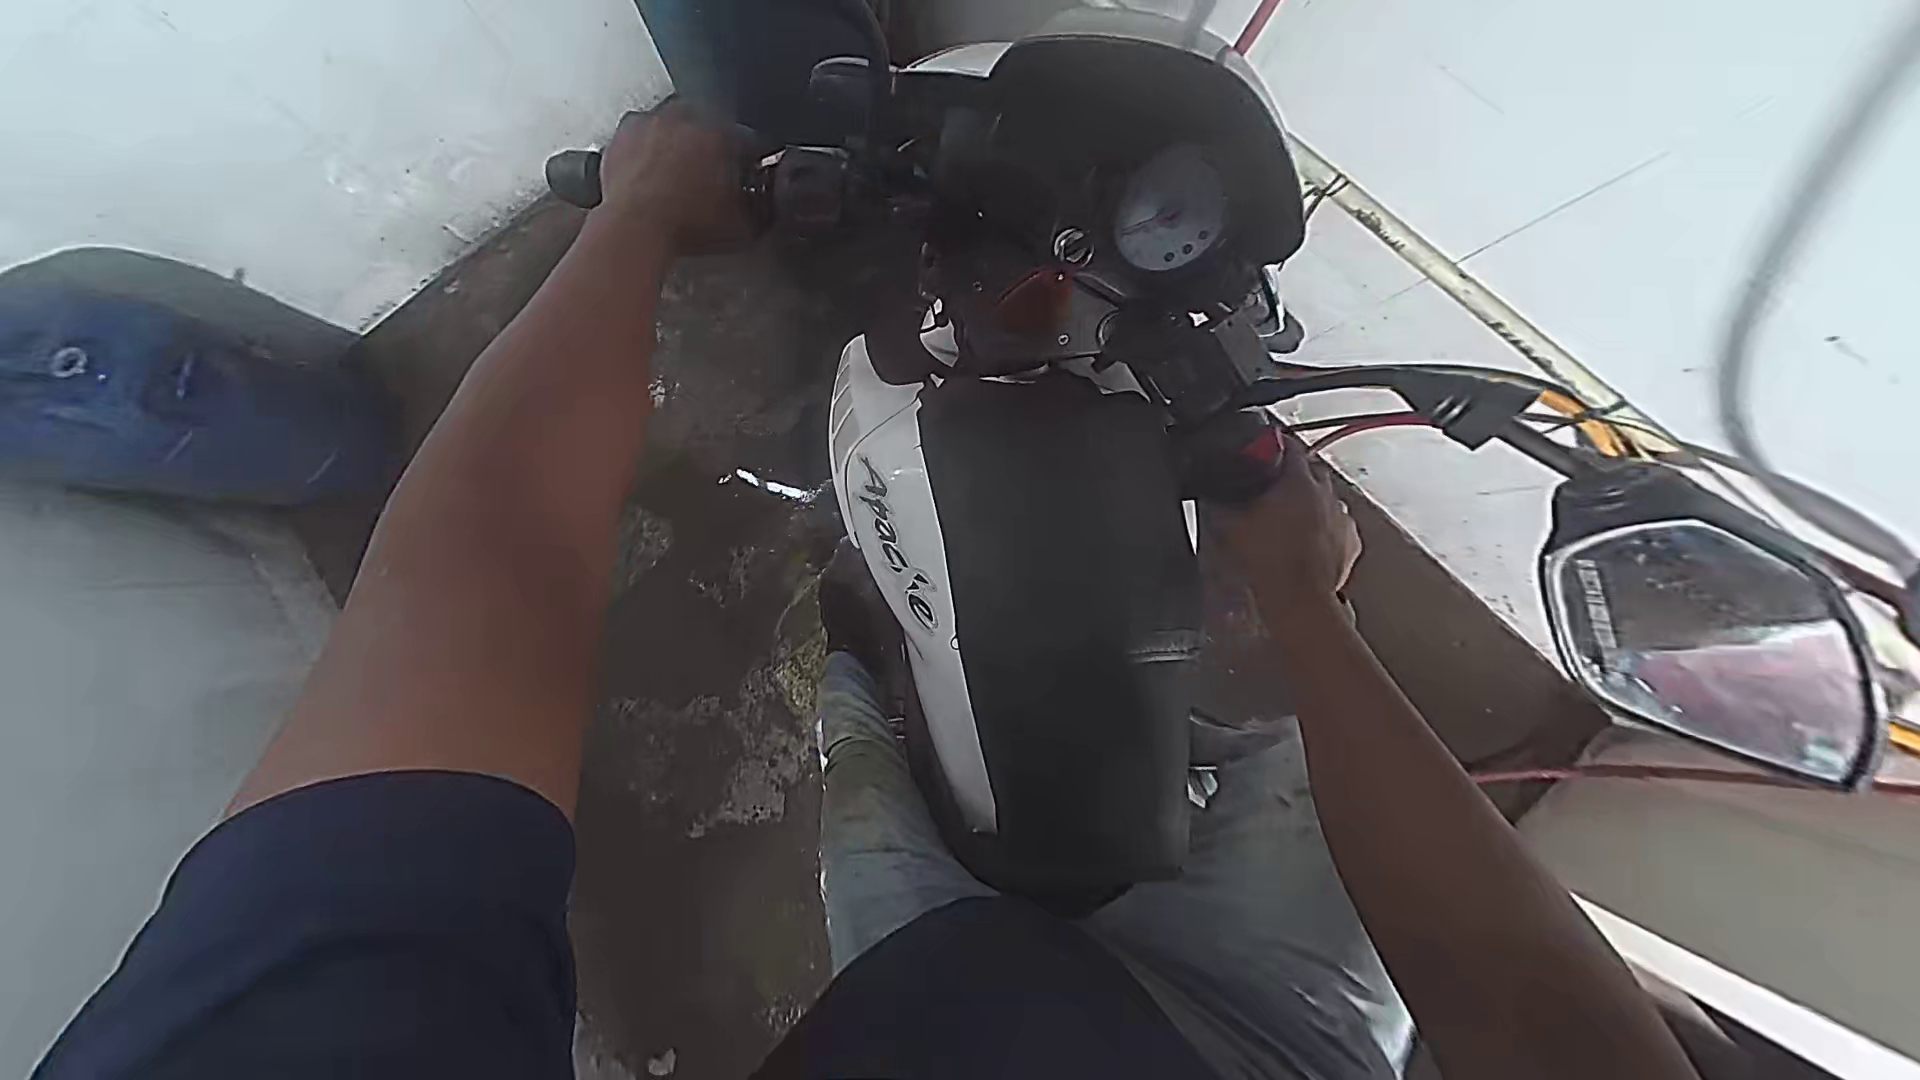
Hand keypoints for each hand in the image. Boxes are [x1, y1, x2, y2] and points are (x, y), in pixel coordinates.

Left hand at [594, 103, 753, 254]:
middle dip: (721, 140)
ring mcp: (651, 123)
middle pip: (713, 120)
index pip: (752, 140)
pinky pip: (645, 132)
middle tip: (723, 163)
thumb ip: (761, 210)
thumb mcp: (742, 229)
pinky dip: (654, 145)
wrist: (636, 227)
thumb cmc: (686, 226)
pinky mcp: (623, 134)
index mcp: (720, 137)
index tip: (761, 164)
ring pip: (677, 121)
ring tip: (689, 165)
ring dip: (686, 138)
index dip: (761, 155)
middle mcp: (685, 120)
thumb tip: (767, 204)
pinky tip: (659, 167)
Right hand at [1209, 432, 1360, 610]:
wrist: (1298, 596)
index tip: (1268, 446)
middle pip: (1312, 470)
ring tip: (1288, 517)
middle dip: (1294, 474)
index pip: (1290, 447)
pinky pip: (1336, 525)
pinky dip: (1323, 527)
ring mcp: (1341, 518)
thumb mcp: (1230, 528)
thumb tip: (1209, 498)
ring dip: (1310, 502)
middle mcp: (1326, 495)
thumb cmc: (1269, 560)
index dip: (1276, 444)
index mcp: (1297, 483)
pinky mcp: (1350, 542)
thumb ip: (1218, 506)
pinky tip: (1305, 539)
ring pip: (1326, 498)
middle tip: (1273, 486)